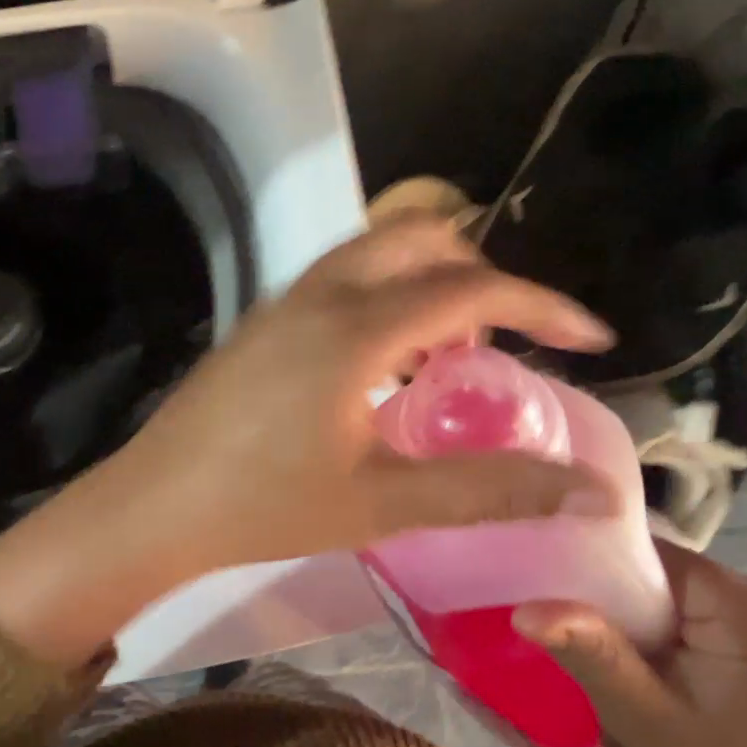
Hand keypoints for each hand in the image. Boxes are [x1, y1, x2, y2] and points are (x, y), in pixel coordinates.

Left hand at [0, 215, 618, 667]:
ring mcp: (278, 305)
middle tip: (506, 338)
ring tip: (449, 356)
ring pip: (369, 254)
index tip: (592, 341)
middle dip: (478, 271)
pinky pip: (334, 282)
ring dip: (424, 282)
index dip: (543, 305)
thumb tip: (587, 489)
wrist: (154, 505)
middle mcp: (316, 296)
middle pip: (416, 239)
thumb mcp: (382, 505)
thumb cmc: (264, 507)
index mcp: (354, 329)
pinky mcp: (256, 326)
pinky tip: (382, 367)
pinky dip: (380, 297)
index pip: (471, 286)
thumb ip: (488, 489)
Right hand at [514, 544, 746, 746]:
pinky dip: (650, 618)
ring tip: (587, 629)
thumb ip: (590, 651)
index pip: (658, 555)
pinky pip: (687, 604)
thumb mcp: (634, 713)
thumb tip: (524, 608)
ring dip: (626, 604)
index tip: (545, 578)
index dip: (596, 561)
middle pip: (665, 566)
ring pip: (671, 584)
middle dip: (609, 586)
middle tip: (559, 609)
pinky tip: (625, 644)